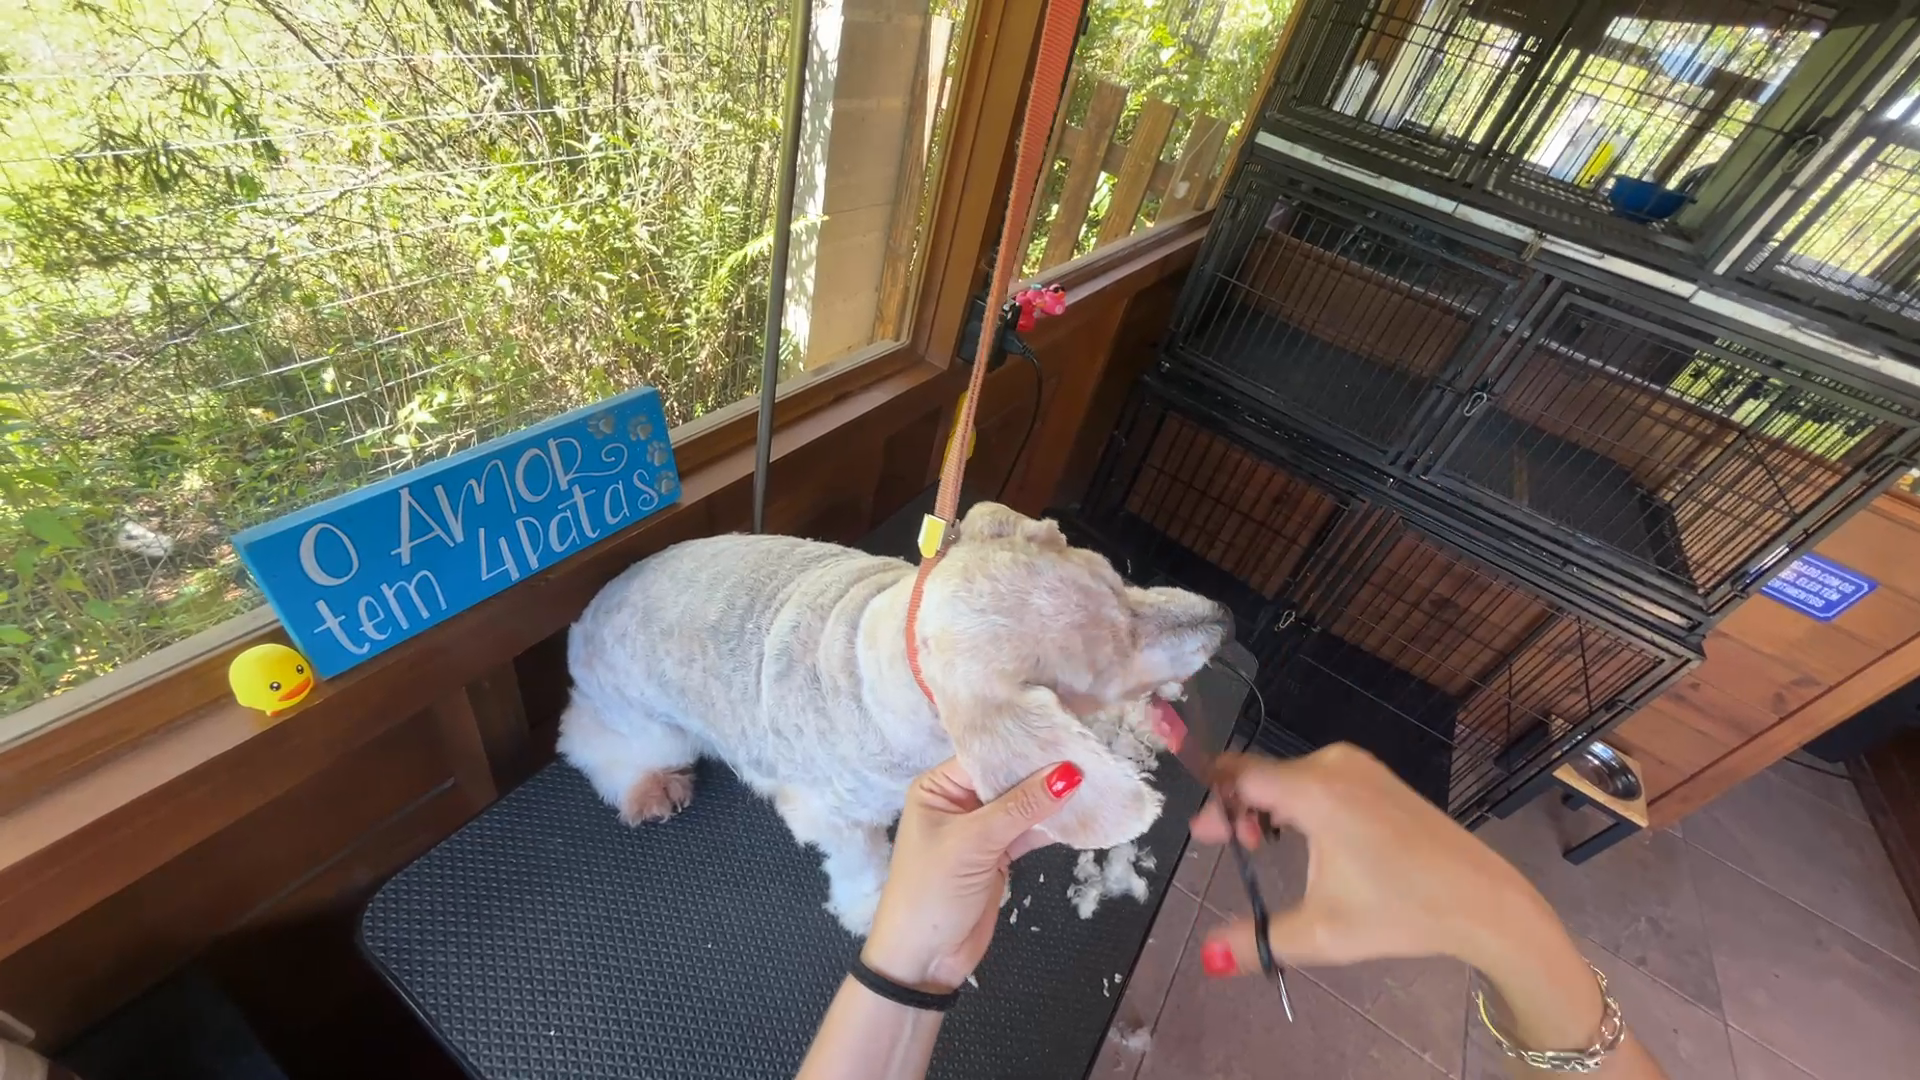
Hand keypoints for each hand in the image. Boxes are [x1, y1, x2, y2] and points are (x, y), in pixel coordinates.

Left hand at [861, 758, 1082, 992]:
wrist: (924, 961)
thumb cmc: (933, 890)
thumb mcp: (975, 842)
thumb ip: (1022, 806)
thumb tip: (1069, 771)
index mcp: (938, 787)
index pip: (985, 755)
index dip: (1021, 745)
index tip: (1063, 732)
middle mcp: (959, 800)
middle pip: (1006, 778)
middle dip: (1041, 770)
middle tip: (1086, 751)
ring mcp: (981, 828)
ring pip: (1021, 804)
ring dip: (1051, 798)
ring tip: (1093, 776)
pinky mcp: (998, 854)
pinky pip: (1028, 830)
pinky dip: (1051, 824)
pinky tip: (1081, 811)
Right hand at [1191, 745, 1661, 1076]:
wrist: (1488, 903)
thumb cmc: (1402, 913)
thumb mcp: (1323, 933)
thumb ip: (1257, 942)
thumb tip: (1206, 958)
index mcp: (1313, 792)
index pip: (1238, 774)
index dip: (1215, 801)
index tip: (1206, 836)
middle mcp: (1329, 763)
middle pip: (1259, 773)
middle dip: (1239, 808)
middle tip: (1237, 849)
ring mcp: (1354, 763)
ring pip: (1285, 774)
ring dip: (1266, 805)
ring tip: (1268, 846)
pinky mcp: (1372, 771)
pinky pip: (1312, 774)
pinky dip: (1294, 799)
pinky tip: (1304, 835)